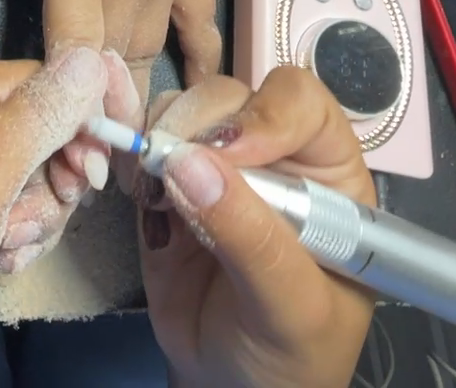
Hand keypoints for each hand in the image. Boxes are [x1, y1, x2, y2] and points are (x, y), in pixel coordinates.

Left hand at [0, 0, 238, 265]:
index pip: (72, 47)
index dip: (66, 101)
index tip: (56, 145)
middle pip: (112, 65)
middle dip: (96, 116)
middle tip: (77, 167)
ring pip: (150, 56)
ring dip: (133, 99)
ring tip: (116, 147)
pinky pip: (199, 31)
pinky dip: (193, 68)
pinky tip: (185, 104)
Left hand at [0, 47, 118, 314]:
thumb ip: (44, 112)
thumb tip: (92, 55)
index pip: (73, 83)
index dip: (96, 130)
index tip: (96, 180)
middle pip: (58, 136)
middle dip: (57, 189)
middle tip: (25, 221)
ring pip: (37, 176)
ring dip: (33, 218)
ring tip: (0, 243)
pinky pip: (8, 198)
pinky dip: (10, 229)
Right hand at [139, 68, 375, 387]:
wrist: (225, 387)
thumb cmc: (287, 357)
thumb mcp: (288, 308)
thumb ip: (248, 236)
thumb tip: (187, 162)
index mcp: (326, 177)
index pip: (302, 106)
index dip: (265, 114)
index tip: (229, 153)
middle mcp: (272, 155)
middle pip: (231, 96)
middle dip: (195, 124)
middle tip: (165, 169)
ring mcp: (215, 162)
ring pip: (182, 106)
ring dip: (156, 135)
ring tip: (150, 193)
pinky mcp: (168, 173)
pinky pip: (143, 133)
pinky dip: (130, 150)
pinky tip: (135, 190)